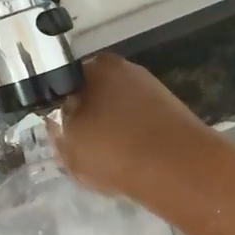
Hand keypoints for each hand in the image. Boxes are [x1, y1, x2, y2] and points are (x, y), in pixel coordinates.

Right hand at [52, 55, 224, 194]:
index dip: (62, 113)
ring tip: (115, 157)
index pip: (65, 87)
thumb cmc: (114, 154)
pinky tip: (137, 156)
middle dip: (91, 117)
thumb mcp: (72, 154)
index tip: (66, 136)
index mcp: (91, 68)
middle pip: (95, 94)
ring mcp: (149, 84)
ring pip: (120, 107)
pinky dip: (137, 133)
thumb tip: (58, 129)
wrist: (176, 167)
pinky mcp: (171, 105)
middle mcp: (120, 67)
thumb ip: (59, 139)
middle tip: (90, 149)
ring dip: (116, 126)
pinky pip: (142, 119)